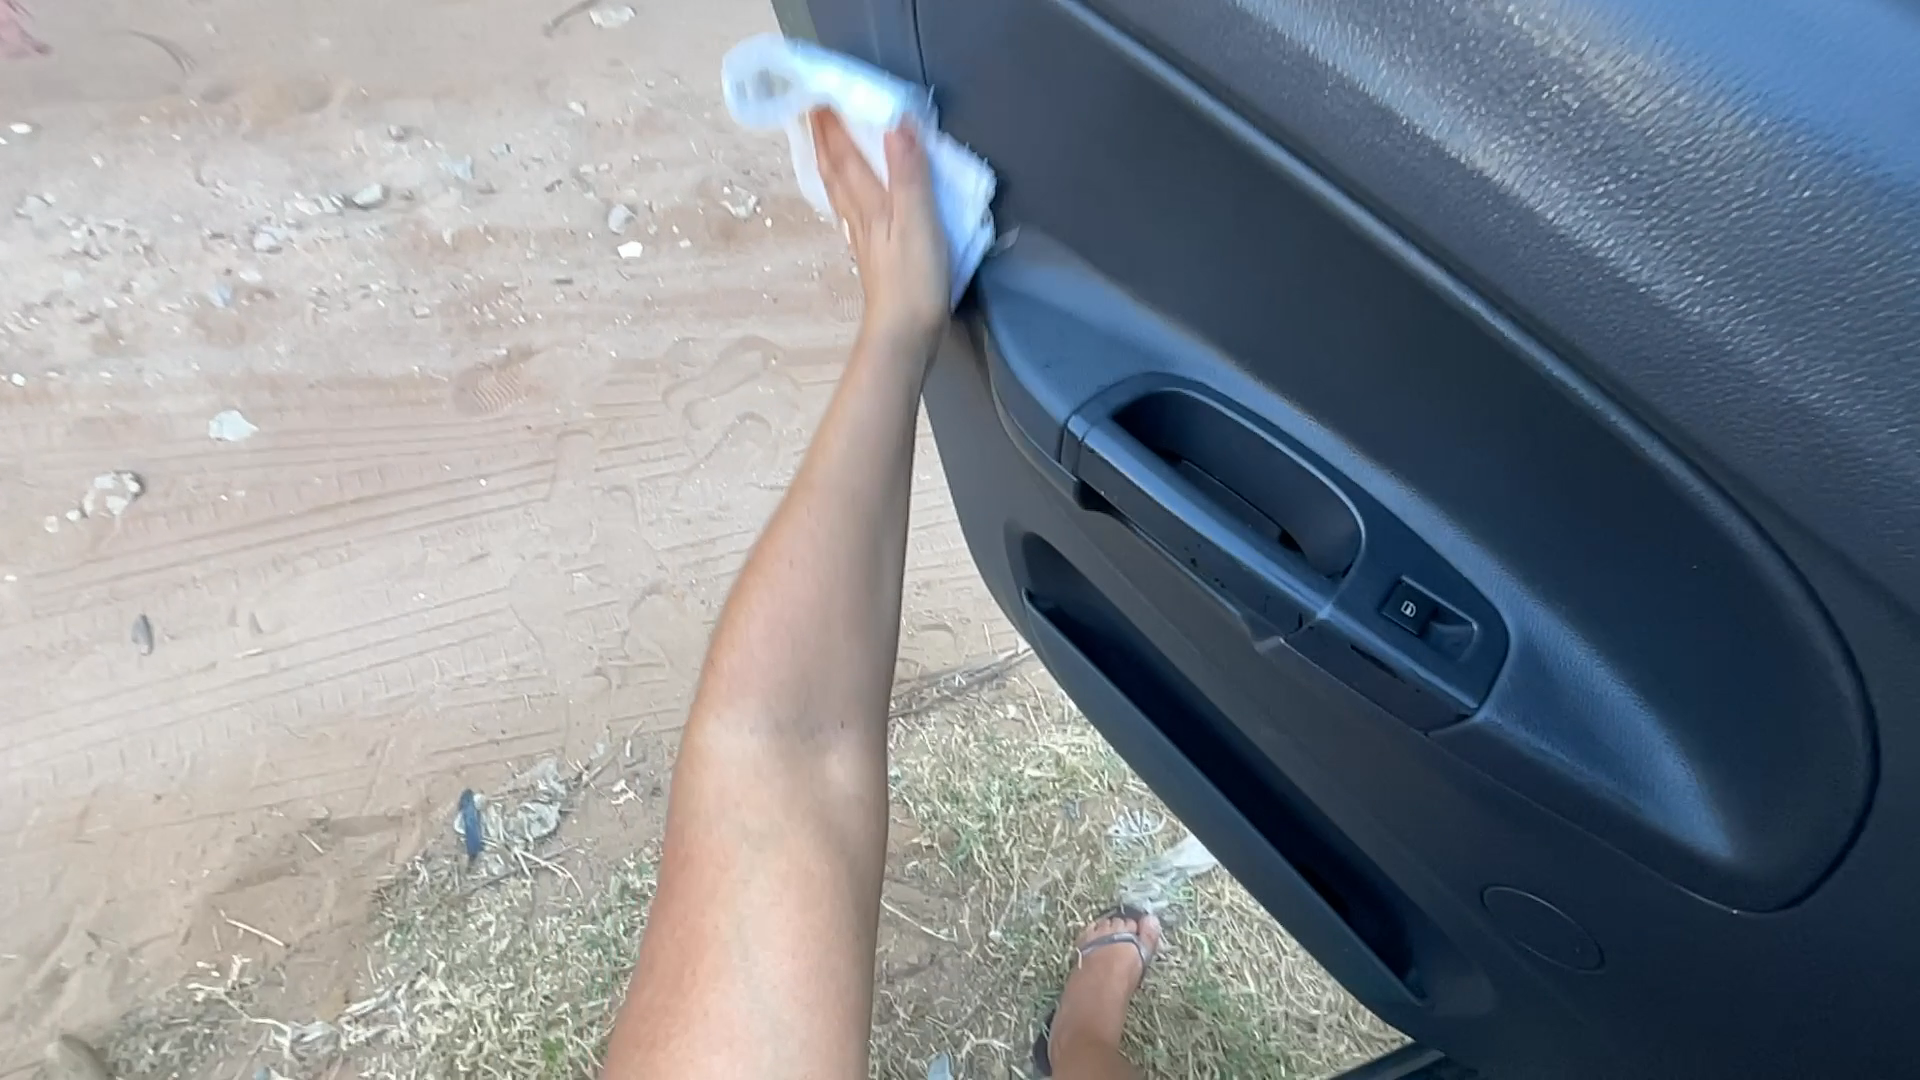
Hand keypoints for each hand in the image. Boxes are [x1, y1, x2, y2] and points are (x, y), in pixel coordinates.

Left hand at [811, 108, 949, 358]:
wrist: (903, 338)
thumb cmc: (914, 283)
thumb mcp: (919, 223)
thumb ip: (910, 175)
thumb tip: (897, 124)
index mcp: (871, 207)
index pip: (846, 158)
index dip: (833, 126)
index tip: (818, 94)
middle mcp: (862, 222)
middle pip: (836, 175)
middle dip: (824, 142)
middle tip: (812, 113)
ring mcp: (866, 245)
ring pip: (842, 197)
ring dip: (832, 169)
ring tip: (826, 149)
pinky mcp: (876, 264)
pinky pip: (855, 218)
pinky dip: (849, 199)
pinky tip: (852, 205)